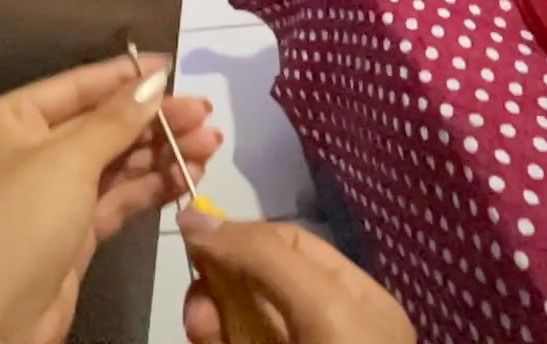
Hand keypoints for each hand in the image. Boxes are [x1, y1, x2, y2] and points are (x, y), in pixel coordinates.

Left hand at [0, 54, 221, 343]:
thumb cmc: (21, 221)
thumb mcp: (69, 160)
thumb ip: (117, 119)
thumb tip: (155, 79)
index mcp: (13, 119)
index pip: (80, 85)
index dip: (127, 75)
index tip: (174, 67)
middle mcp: (32, 148)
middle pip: (103, 123)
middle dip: (154, 119)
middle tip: (206, 113)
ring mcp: (54, 191)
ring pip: (116, 160)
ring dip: (162, 152)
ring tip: (211, 143)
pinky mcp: (74, 230)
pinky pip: (119, 196)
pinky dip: (153, 185)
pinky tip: (190, 176)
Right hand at [178, 212, 414, 343]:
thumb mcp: (324, 309)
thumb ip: (262, 256)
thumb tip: (192, 215)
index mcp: (353, 299)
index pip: (286, 244)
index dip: (240, 235)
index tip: (195, 239)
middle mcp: (322, 328)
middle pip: (253, 282)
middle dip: (218, 286)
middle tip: (201, 313)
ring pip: (232, 321)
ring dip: (208, 320)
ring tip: (203, 334)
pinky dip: (211, 342)